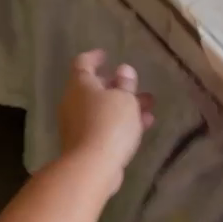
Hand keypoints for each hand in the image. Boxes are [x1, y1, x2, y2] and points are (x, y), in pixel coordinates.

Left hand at [57, 50, 155, 196]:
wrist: (92, 166)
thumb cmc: (109, 123)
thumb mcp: (124, 98)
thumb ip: (126, 83)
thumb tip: (123, 71)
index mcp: (80, 85)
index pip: (83, 63)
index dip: (95, 57)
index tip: (106, 55)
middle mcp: (74, 102)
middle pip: (94, 88)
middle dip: (117, 86)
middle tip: (136, 85)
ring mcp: (77, 124)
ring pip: (103, 109)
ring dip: (124, 105)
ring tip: (149, 105)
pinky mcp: (85, 144)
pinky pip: (104, 126)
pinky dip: (121, 122)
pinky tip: (143, 126)